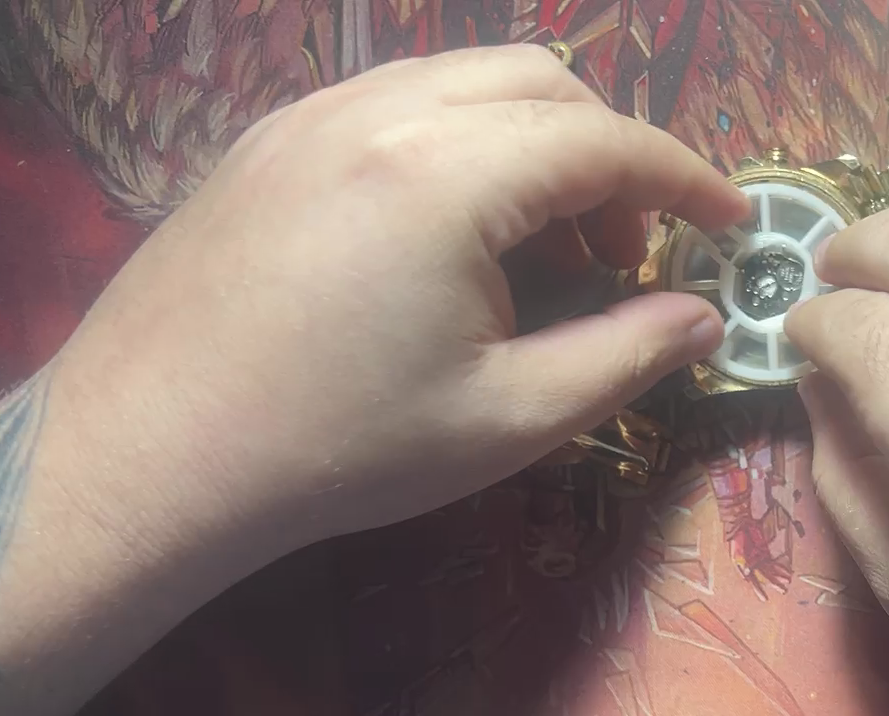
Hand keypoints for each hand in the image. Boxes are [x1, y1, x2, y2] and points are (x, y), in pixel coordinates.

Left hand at [48, 45, 744, 574]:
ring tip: (560, 252)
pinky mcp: (276, 142)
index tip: (733, 219)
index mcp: (441, 180)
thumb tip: (705, 318)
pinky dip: (483, 153)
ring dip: (550, 151)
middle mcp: (374, 115)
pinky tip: (480, 240)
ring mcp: (312, 117)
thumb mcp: (519, 415)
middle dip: (616, 157)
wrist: (154, 459)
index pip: (601, 141)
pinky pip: (412, 108)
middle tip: (633, 253)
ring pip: (473, 86)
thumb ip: (629, 355)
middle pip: (541, 84)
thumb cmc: (352, 447)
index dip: (685, 177)